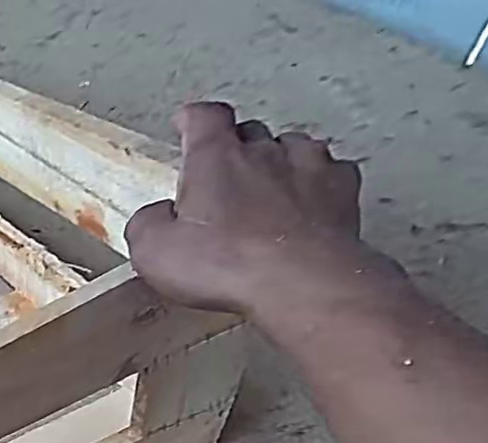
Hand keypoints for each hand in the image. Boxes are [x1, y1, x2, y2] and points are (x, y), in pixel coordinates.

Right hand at [126, 102, 401, 319]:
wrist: (296, 280)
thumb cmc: (221, 262)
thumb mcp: (153, 251)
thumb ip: (146, 224)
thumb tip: (154, 214)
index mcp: (215, 159)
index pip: (204, 119)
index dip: (193, 118)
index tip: (186, 121)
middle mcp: (264, 150)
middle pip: (249, 132)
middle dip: (234, 148)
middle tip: (221, 175)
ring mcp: (309, 165)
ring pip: (290, 147)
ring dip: (275, 163)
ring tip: (263, 191)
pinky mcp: (341, 189)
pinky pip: (328, 172)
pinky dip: (312, 183)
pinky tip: (303, 206)